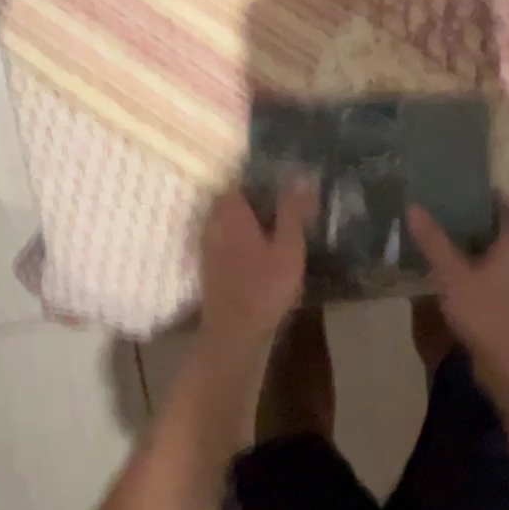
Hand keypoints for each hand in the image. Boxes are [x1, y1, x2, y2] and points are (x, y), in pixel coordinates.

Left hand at [197, 184, 317, 350]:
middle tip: (286, 209)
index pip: (241, 181)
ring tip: (278, 231)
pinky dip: (242, 240)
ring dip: (249, 222)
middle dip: (257, 201)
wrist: (234, 333)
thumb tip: (300, 176)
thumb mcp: (288, 247)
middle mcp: (213, 222)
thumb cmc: (264, 287)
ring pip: (229, 222)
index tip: (285, 189)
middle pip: (234, 200)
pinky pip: (227, 240)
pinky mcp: (209, 265)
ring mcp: (208, 245)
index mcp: (230, 211)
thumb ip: (292, 211)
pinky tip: (262, 253)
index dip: (263, 182)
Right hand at [406, 199, 508, 360]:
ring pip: (508, 248)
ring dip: (485, 238)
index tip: (468, 188)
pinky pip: (503, 266)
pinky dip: (485, 259)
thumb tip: (413, 205)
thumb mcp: (452, 274)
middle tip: (454, 207)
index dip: (495, 194)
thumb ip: (433, 240)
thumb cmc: (486, 312)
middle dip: (486, 215)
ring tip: (451, 231)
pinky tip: (458, 264)